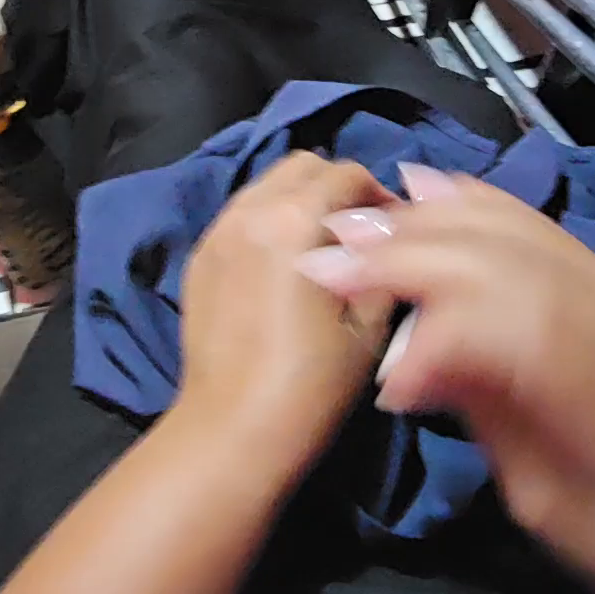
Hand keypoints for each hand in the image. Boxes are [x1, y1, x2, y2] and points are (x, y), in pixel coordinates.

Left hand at [175, 152, 397, 462]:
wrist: (232, 428)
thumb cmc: (311, 381)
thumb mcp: (369, 324)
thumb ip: (382, 263)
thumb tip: (383, 234)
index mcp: (294, 220)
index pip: (344, 175)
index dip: (377, 192)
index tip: (393, 224)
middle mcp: (251, 210)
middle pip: (302, 166)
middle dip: (337, 185)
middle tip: (358, 226)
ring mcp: (219, 230)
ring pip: (267, 183)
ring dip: (300, 197)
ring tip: (320, 239)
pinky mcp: (200, 254)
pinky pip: (241, 212)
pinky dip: (269, 216)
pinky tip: (283, 257)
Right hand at [298, 168, 594, 593]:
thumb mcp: (552, 505)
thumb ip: (487, 416)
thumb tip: (401, 360)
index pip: (526, 337)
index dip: (437, 336)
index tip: (375, 367)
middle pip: (509, 266)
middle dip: (410, 256)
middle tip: (332, 257)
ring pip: (515, 229)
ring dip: (427, 217)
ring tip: (359, 218)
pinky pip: (533, 219)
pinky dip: (469, 198)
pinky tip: (423, 185)